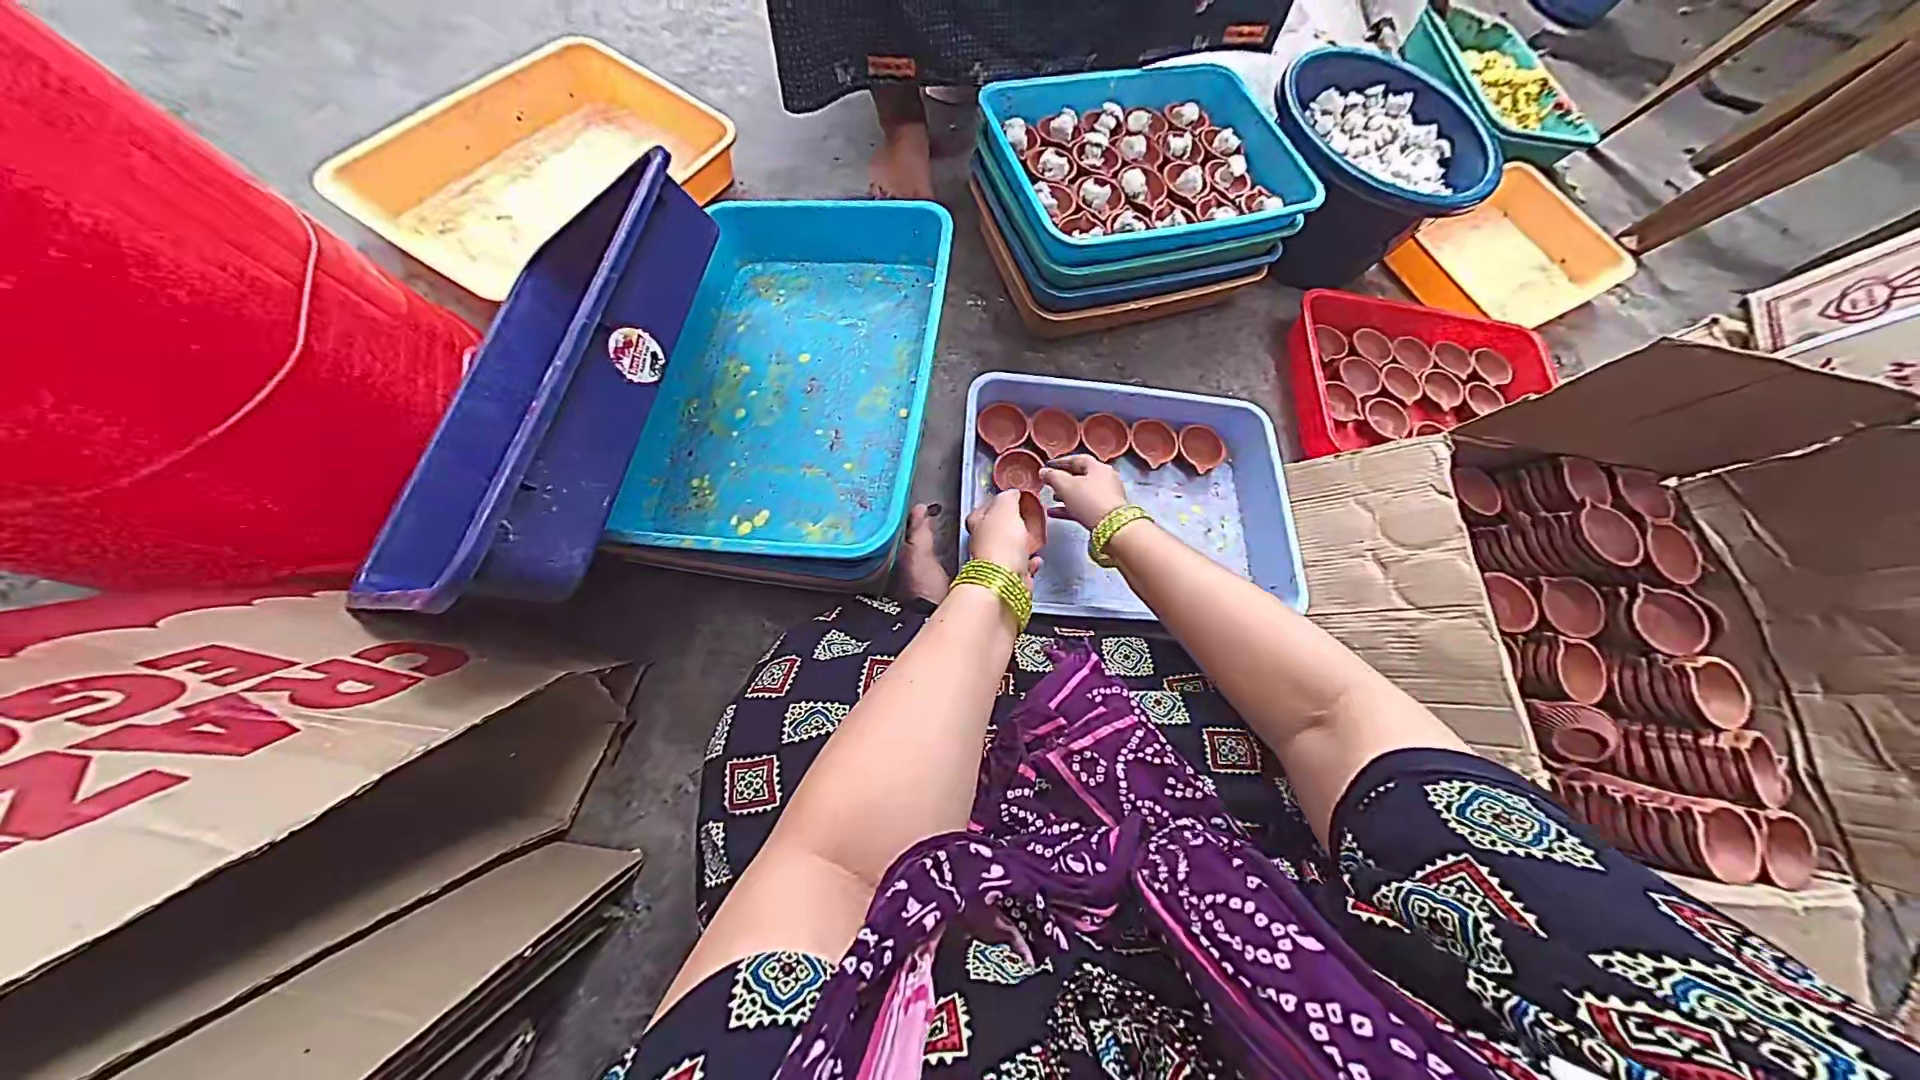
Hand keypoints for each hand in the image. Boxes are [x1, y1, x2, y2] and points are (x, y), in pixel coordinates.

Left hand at [965, 489, 1040, 582]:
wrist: (1006, 579)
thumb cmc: (1001, 543)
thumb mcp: (1005, 507)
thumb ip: (1008, 497)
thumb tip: (1012, 493)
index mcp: (978, 524)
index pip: (984, 508)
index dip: (997, 502)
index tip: (1013, 499)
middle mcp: (983, 544)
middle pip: (997, 530)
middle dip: (1012, 524)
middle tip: (1026, 518)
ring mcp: (996, 563)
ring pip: (1010, 550)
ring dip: (1022, 544)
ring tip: (1035, 538)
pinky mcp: (1010, 578)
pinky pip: (1022, 568)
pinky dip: (1031, 563)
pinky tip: (1037, 559)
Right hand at [1039, 455, 1128, 529]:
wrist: (1112, 527)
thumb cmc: (1089, 501)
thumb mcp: (1065, 486)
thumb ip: (1052, 476)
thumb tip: (1043, 471)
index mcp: (1097, 467)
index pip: (1077, 459)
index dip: (1060, 462)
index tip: (1048, 466)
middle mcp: (1105, 479)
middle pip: (1081, 476)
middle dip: (1064, 480)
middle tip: (1050, 482)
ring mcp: (1107, 496)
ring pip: (1083, 492)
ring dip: (1066, 495)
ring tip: (1052, 498)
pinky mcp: (1106, 512)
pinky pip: (1085, 507)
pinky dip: (1070, 508)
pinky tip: (1055, 513)